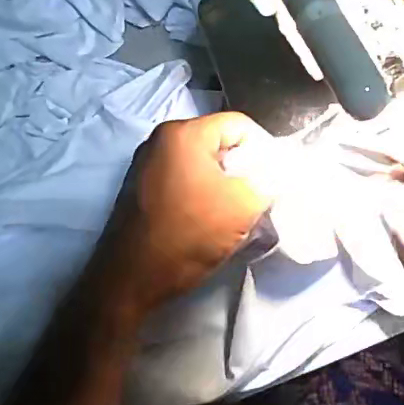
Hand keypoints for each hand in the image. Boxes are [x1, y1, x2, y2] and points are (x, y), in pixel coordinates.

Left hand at [92, 112, 274, 316]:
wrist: (131, 279)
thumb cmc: (189, 234)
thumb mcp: (245, 206)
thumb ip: (267, 182)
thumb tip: (272, 177)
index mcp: (183, 133)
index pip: (239, 125)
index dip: (264, 149)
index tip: (273, 180)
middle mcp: (159, 140)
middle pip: (219, 143)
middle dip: (243, 169)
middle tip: (257, 198)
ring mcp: (145, 164)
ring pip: (201, 164)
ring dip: (222, 185)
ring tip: (234, 214)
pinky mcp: (139, 189)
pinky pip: (182, 180)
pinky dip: (200, 195)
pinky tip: (207, 222)